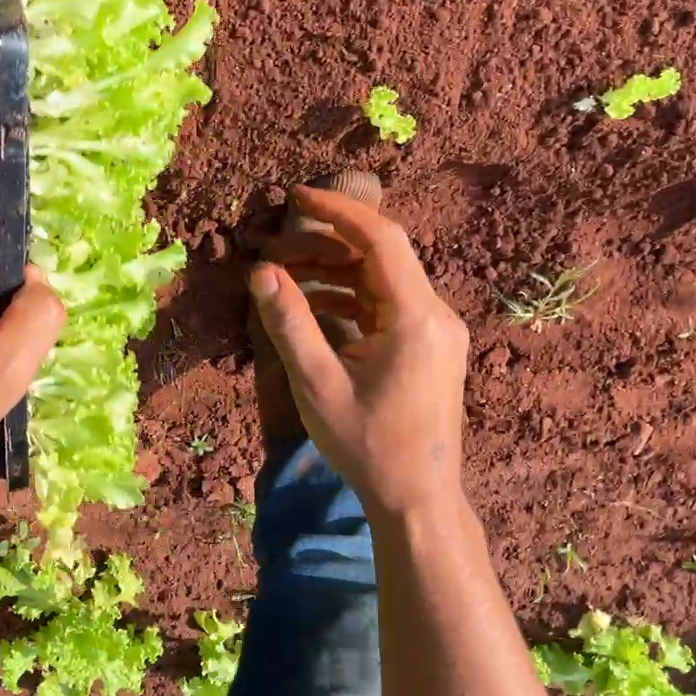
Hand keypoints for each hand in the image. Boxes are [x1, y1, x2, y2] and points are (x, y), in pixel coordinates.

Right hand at [248, 185, 469, 523]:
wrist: (416, 499)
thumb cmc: (366, 443)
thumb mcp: (316, 381)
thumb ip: (288, 321)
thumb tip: (260, 270)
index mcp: (417, 317)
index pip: (382, 239)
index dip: (338, 210)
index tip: (295, 195)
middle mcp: (436, 315)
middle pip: (380, 255)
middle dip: (323, 243)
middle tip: (271, 249)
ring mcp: (436, 331)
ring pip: (380, 279)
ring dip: (330, 272)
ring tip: (280, 280)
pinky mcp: (428, 347)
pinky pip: (384, 304)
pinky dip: (345, 298)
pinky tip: (309, 311)